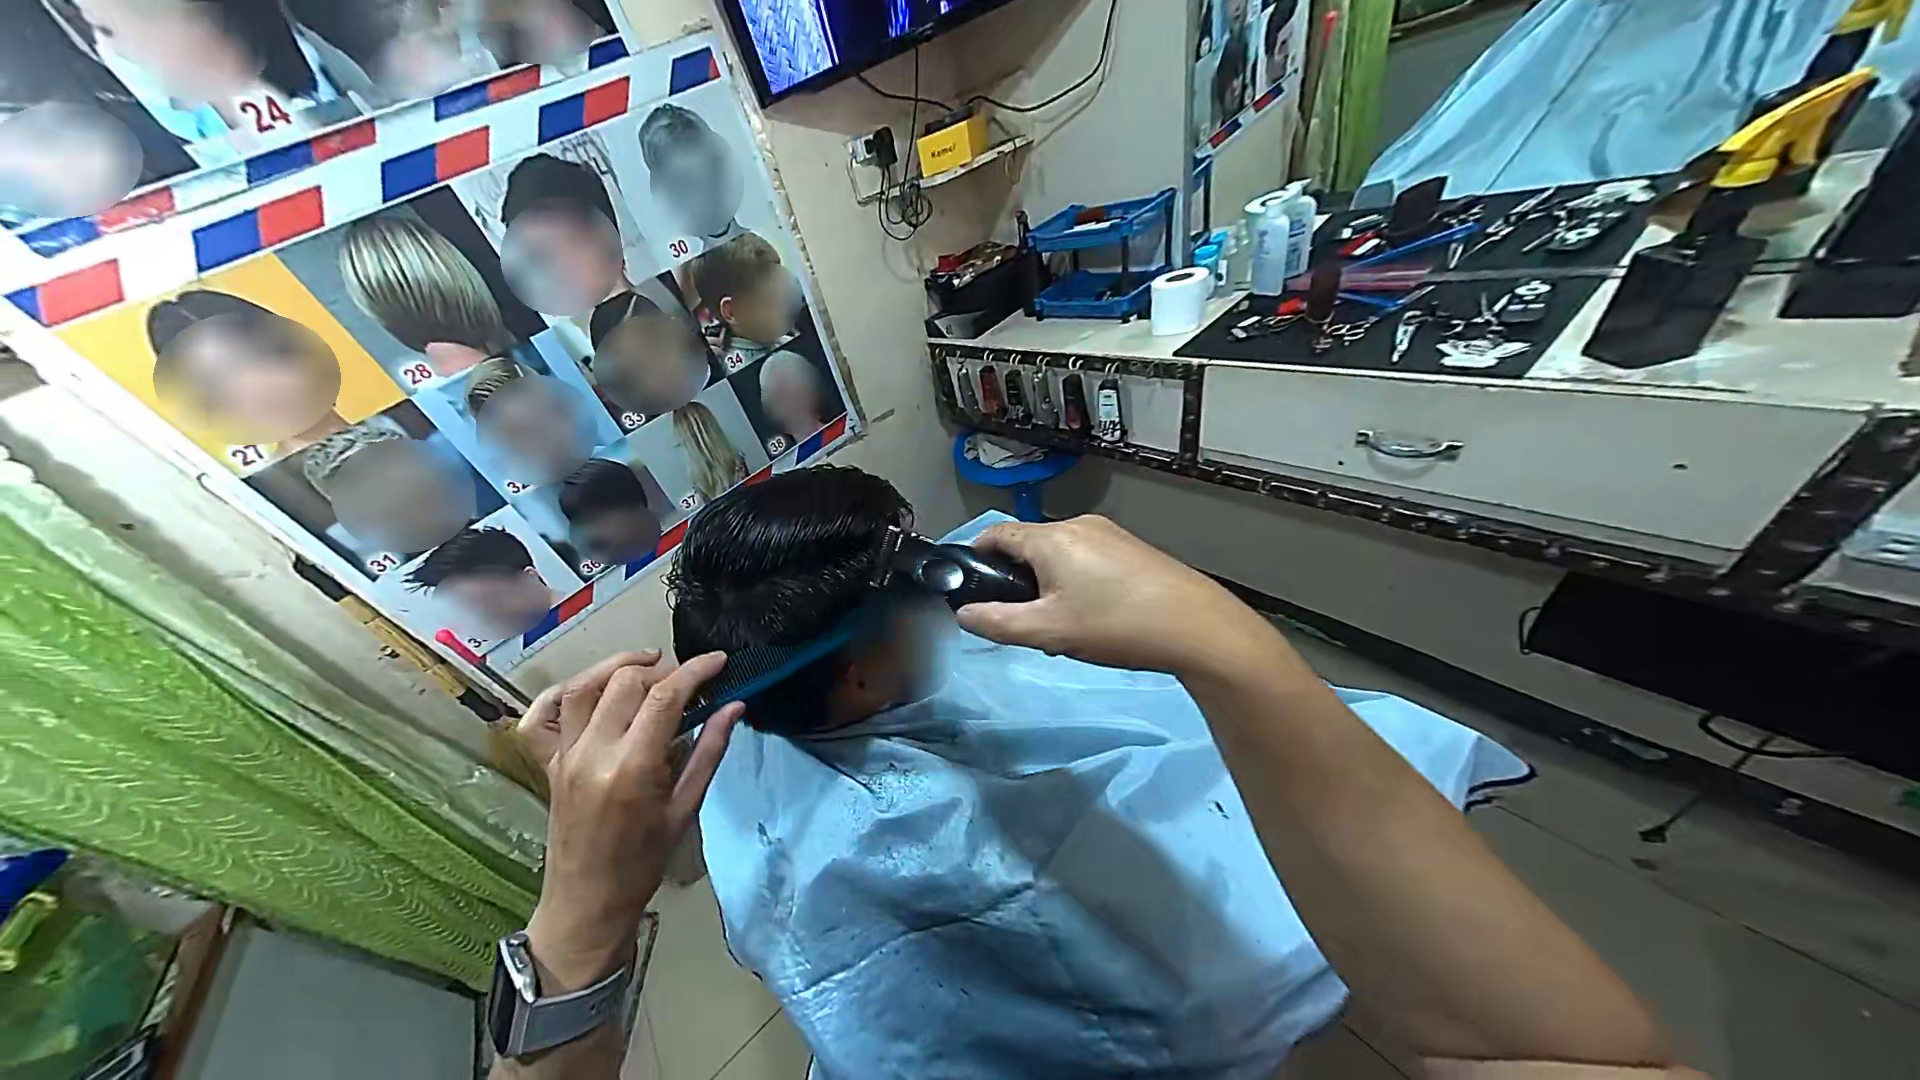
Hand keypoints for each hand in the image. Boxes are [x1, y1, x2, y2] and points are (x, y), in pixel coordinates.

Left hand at [523, 652, 742, 991]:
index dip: (695, 671)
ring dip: (619, 666)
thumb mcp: (687, 806)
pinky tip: (593, 685)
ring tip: (650, 664)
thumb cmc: (644, 860)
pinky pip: (544, 715)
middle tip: (690, 680)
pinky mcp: (548, 762)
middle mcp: (592, 753)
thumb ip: (710, 750)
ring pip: (585, 687)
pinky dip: (565, 690)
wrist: (586, 903)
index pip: (665, 696)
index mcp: (632, 767)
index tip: (719, 661)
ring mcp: (564, 756)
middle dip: (665, 670)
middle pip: (626, 683)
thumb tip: (735, 706)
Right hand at [955, 515, 1274, 676]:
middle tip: (1020, 619)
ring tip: (1059, 624)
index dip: (976, 556)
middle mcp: (1078, 525)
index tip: (971, 585)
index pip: (996, 533)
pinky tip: (1092, 614)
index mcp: (1052, 537)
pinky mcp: (1132, 548)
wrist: (1198, 627)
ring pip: (1058, 553)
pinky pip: (1086, 557)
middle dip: (1015, 578)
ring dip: (1045, 582)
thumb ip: (998, 623)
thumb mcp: (1049, 632)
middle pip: (1028, 544)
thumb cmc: (1116, 625)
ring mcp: (1109, 534)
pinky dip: (1074, 580)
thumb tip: (965, 614)